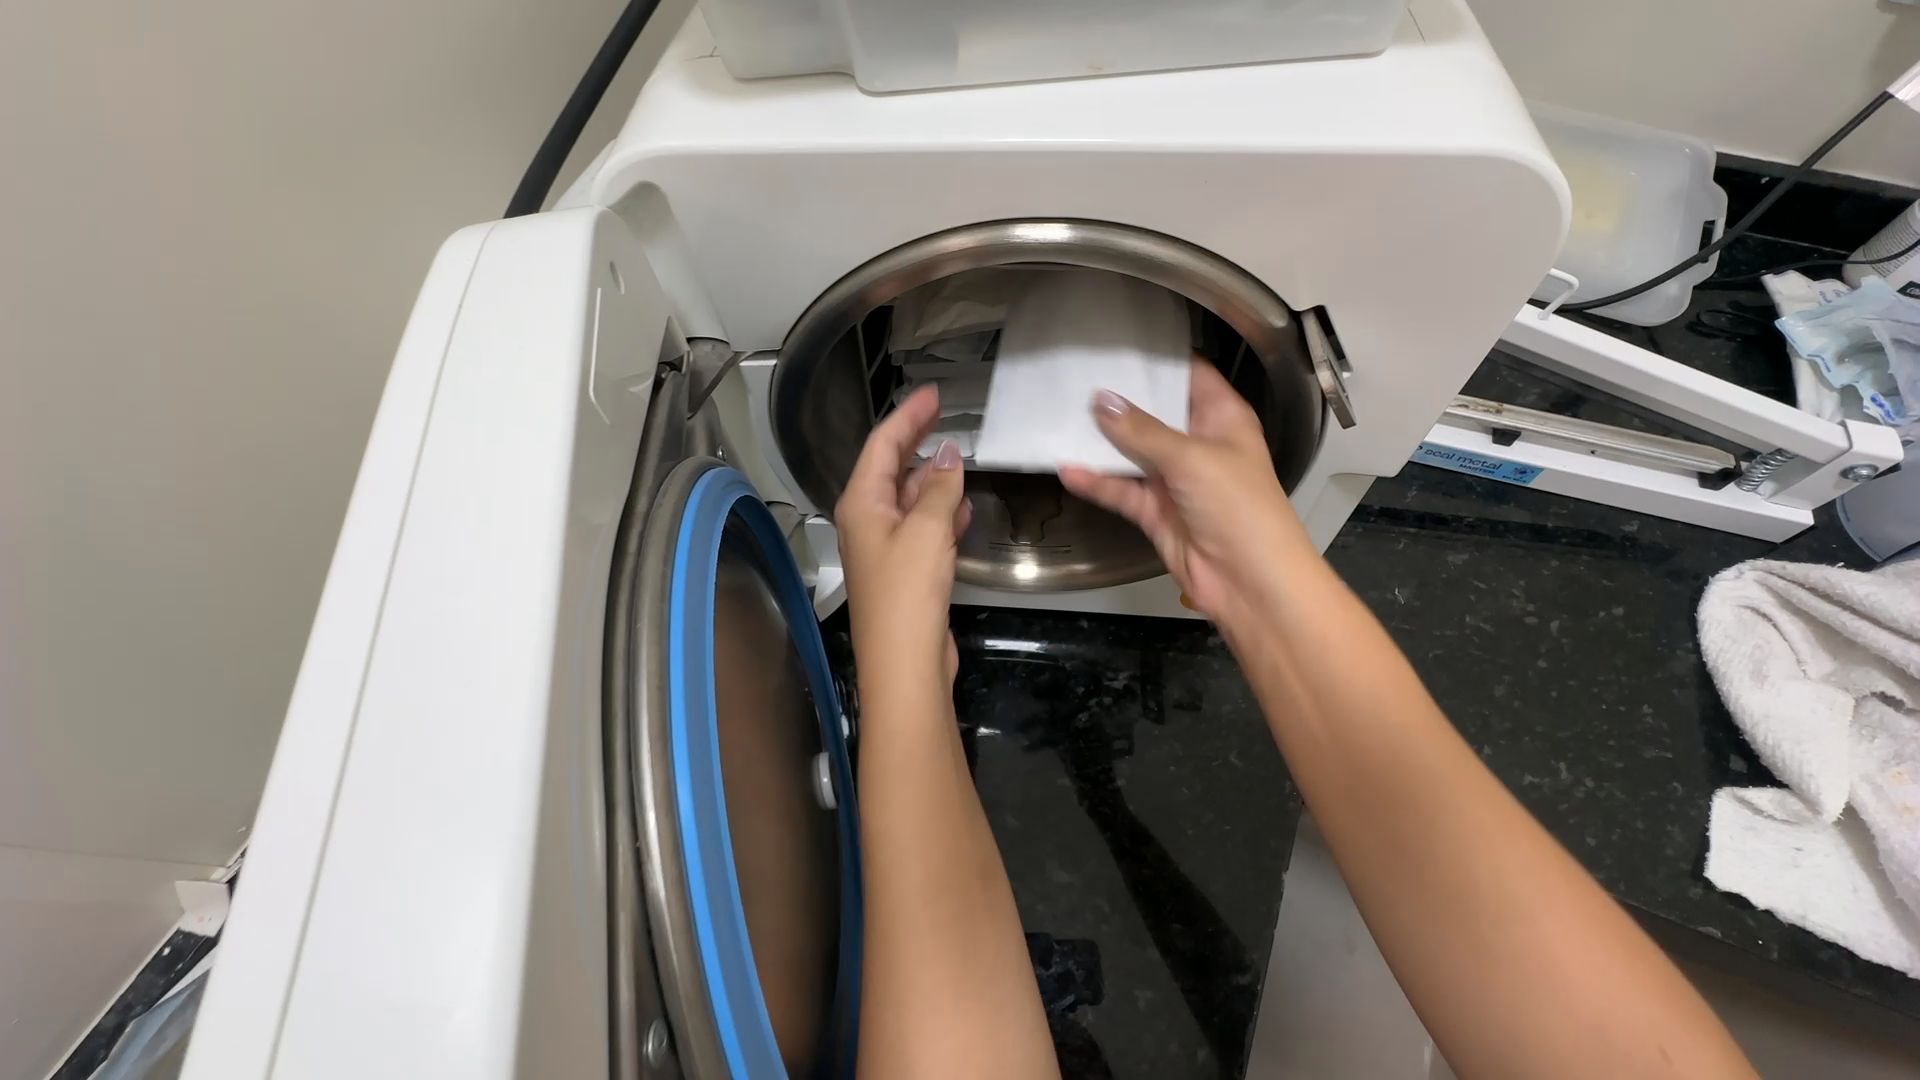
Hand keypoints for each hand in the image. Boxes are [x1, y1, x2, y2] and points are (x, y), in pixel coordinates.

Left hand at [835, 385, 973, 686]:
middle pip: (891, 469)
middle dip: (917, 442)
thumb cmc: (908, 593)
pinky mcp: (905, 572)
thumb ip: (939, 488)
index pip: (882, 446)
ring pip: (909, 500)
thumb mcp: (926, 530)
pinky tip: (963, 509)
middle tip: (944, 416)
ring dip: (932, 480)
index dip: (907, 417)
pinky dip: (941, 514)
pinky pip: (922, 530)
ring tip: (959, 458)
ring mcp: (885, 548)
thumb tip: (949, 454)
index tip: (931, 394)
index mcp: (861, 504)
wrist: (905, 664)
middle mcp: (867, 521)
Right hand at [1059, 360, 1313, 627]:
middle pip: (1153, 413)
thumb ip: (1143, 431)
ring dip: (1101, 441)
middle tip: (1077, 377)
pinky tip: (1069, 469)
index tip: (1117, 346)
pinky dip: (1097, 482)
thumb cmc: (1240, 509)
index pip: (1189, 376)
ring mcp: (1174, 479)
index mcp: (1222, 419)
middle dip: (1119, 399)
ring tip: (1062, 418)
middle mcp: (1197, 444)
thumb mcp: (1193, 458)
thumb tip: (1102, 402)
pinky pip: (1120, 490)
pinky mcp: (1155, 511)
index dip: (1157, 361)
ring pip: (1131, 452)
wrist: (1249, 581)